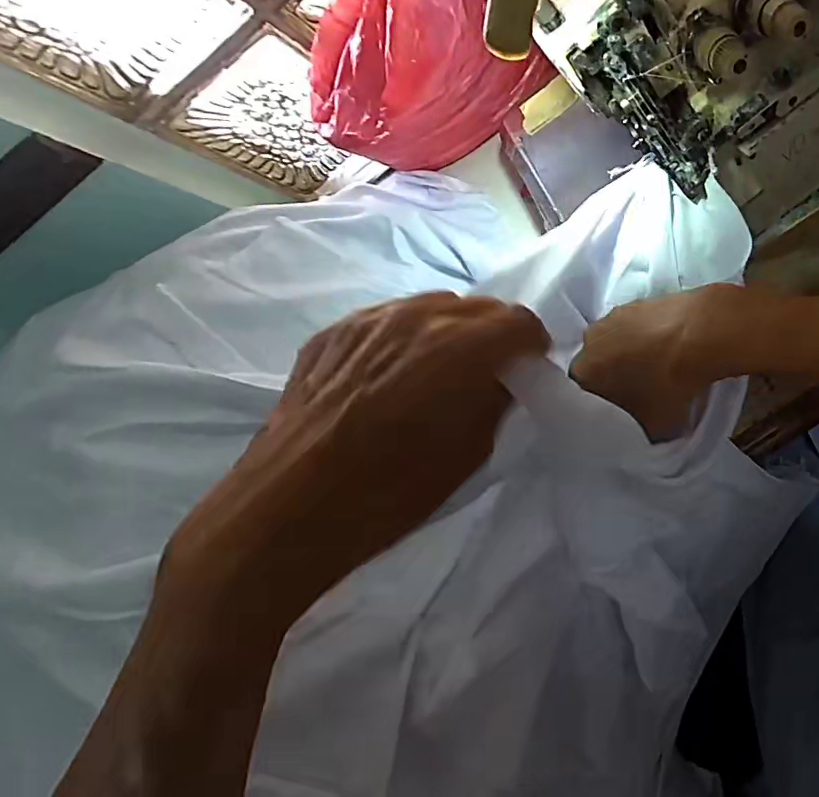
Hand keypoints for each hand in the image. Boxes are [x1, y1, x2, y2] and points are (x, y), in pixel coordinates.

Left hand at [166, 292, 549, 609]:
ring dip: (450, 331)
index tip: (527, 369)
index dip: (532, 346)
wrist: (286, 511)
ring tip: (438, 371)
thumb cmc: (388, 493)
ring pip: (431, 306)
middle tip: (488, 371)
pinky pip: (387, 319)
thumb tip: (503, 378)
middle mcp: (416, 316)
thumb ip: (495, 401)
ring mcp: (369, 318)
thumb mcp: (467, 454)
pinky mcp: (333, 331)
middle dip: (494, 335)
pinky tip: (390, 376)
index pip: (520, 322)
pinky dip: (405, 338)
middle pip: (479, 307)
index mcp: (460, 346)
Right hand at [571, 284, 739, 438]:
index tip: (620, 408)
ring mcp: (612, 316)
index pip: (581, 392)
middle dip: (611, 374)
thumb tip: (635, 430)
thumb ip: (632, 429)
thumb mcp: (650, 425)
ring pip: (613, 341)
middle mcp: (589, 339)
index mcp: (583, 370)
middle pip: (596, 363)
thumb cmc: (668, 383)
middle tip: (637, 387)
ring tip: (655, 364)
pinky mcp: (636, 301)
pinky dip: (644, 335)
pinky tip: (666, 345)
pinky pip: (633, 325)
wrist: (700, 334)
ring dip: (627, 352)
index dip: (601, 401)